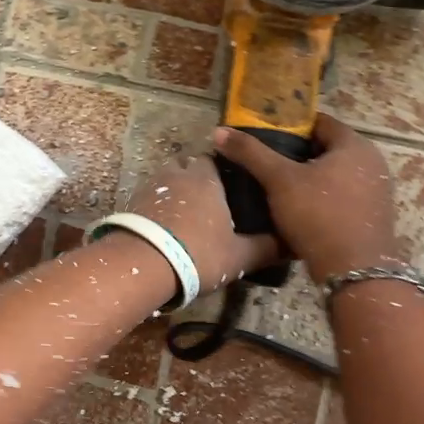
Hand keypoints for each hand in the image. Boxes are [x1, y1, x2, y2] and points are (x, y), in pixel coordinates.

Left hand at [124, 154, 279, 288]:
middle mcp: (175, 175)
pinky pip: (150, 197)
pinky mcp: (131, 203)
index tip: (232, 185)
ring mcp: (149, 187)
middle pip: (185, 165)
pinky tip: (166, 225)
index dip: (222, 169)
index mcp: (204, 178)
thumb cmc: (198, 253)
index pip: (213, 158)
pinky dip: (158, 206)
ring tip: (188, 215)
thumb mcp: (240, 256)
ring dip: (175, 191)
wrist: (141, 265)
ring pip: (166, 180)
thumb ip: (266, 248)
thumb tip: (291, 244)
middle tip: (210, 200)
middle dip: (196, 177)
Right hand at [214, 114, 403, 281]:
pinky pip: (341, 193)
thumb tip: (219, 131)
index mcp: (354, 146)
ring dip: (307, 174)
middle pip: (326, 147)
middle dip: (296, 151)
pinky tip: (297, 206)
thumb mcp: (278, 180)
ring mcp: (376, 190)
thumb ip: (250, 153)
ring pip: (333, 172)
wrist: (354, 270)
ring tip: (275, 182)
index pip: (320, 122)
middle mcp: (372, 163)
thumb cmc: (318, 215)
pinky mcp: (372, 214)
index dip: (290, 124)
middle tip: (265, 157)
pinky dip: (320, 194)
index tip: (264, 132)